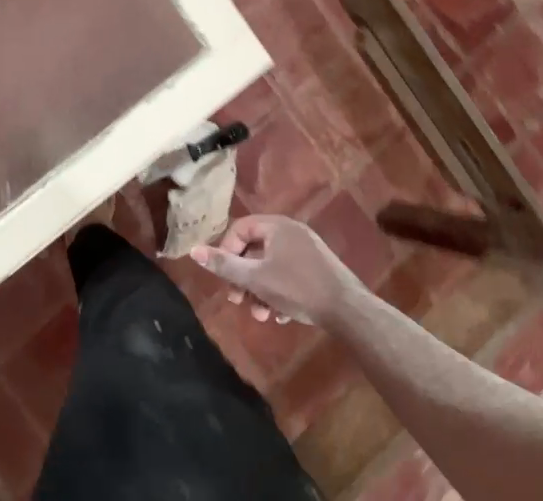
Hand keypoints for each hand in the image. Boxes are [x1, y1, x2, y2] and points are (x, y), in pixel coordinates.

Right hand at [190, 215, 364, 326]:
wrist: (349, 311)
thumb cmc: (297, 288)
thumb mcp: (255, 278)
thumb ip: (224, 264)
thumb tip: (193, 251)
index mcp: (276, 226)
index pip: (239, 230)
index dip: (226, 252)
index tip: (224, 278)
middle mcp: (292, 233)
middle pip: (255, 251)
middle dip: (243, 279)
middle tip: (237, 301)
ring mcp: (308, 251)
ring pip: (272, 267)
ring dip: (260, 291)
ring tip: (261, 316)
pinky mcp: (319, 270)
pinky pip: (290, 276)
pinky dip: (280, 293)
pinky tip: (280, 317)